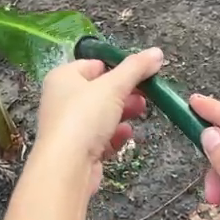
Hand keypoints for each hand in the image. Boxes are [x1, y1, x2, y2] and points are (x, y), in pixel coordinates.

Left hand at [31, 48, 161, 195]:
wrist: (67, 166)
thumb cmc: (84, 117)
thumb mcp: (113, 86)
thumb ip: (136, 68)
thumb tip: (157, 53)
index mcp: (63, 78)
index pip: (93, 64)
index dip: (117, 67)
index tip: (141, 72)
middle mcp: (62, 100)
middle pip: (100, 91)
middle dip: (125, 92)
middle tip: (146, 94)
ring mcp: (70, 127)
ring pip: (102, 115)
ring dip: (123, 113)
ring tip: (141, 111)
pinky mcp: (79, 150)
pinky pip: (101, 138)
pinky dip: (115, 135)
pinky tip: (126, 134)